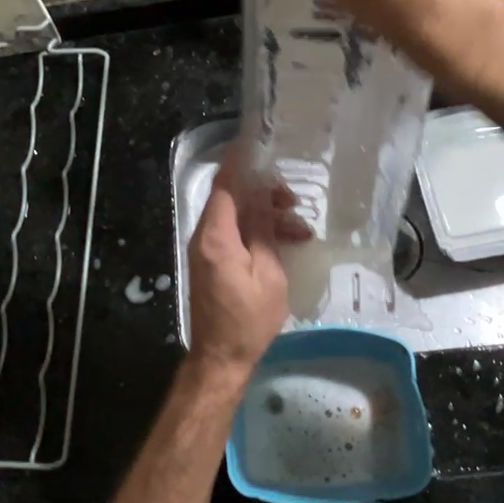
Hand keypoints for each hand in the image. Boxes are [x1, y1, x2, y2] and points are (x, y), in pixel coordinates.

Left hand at [186, 164, 301, 375]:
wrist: (221, 358)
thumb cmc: (248, 320)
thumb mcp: (268, 274)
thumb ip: (263, 231)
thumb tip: (263, 198)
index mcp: (216, 236)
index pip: (224, 185)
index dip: (239, 162)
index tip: (257, 143)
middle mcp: (204, 237)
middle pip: (231, 199)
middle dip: (262, 193)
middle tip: (293, 200)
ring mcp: (205, 250)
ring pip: (235, 218)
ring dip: (264, 217)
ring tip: (299, 228)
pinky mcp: (211, 263)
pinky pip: (233, 235)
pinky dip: (255, 233)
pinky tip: (284, 242)